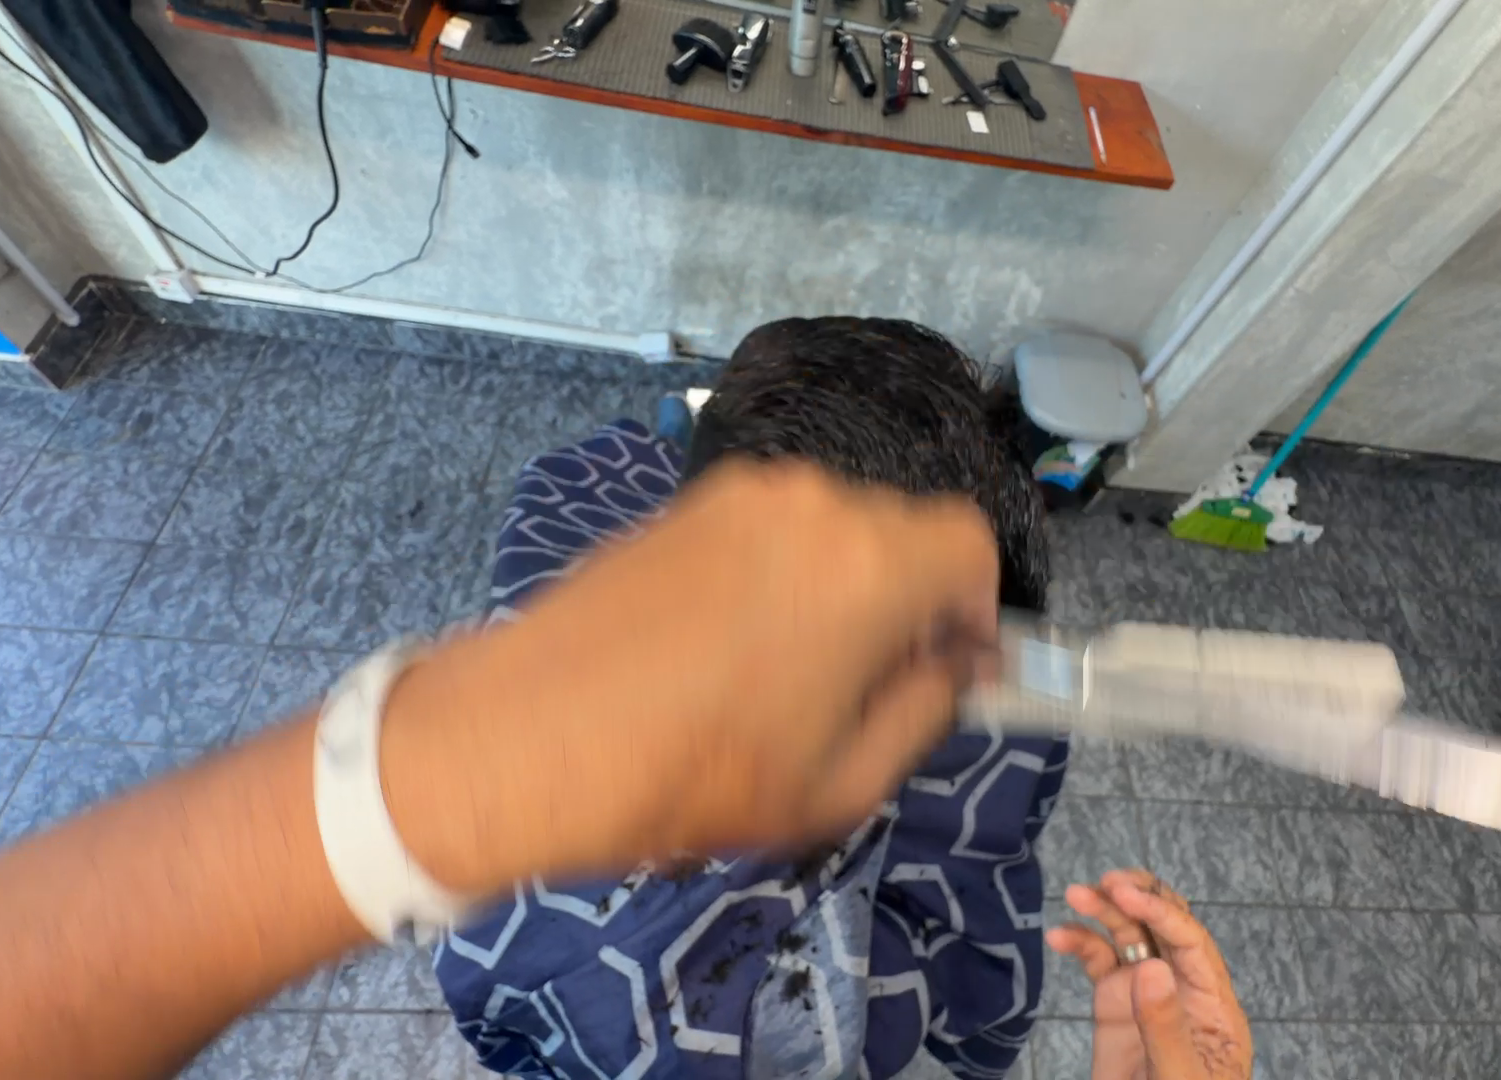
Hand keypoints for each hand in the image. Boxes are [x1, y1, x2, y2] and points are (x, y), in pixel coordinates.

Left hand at [379, 460, 1001, 891]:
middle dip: (912, 599)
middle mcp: (813, 505)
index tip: (951, 661)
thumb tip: (954, 662)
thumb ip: (926, 709)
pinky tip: (741, 632)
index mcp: (867, 564)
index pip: (970, 544)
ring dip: (849, 583)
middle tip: (871, 676)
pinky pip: (779, 525)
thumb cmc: (691, 775)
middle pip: (905, 533)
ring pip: (841, 528)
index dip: (977, 605)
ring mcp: (745, 493)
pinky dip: (792, 567)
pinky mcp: (693, 501)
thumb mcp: (840, 782)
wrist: (523, 735)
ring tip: (796, 660)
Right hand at [1046, 869, 1251, 1079]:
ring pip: (1127, 933)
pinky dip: (1078, 940)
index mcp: (1212, 1007)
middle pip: (1162, 925)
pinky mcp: (1114, 1002)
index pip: (1190, 941)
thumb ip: (1166, 1028)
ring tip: (1074, 895)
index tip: (1122, 895)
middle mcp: (1180, 989)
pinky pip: (1097, 958)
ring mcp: (1144, 993)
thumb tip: (1150, 966)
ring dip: (1102, 910)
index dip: (1160, 911)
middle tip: (1105, 884)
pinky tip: (1058, 936)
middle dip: (1135, 897)